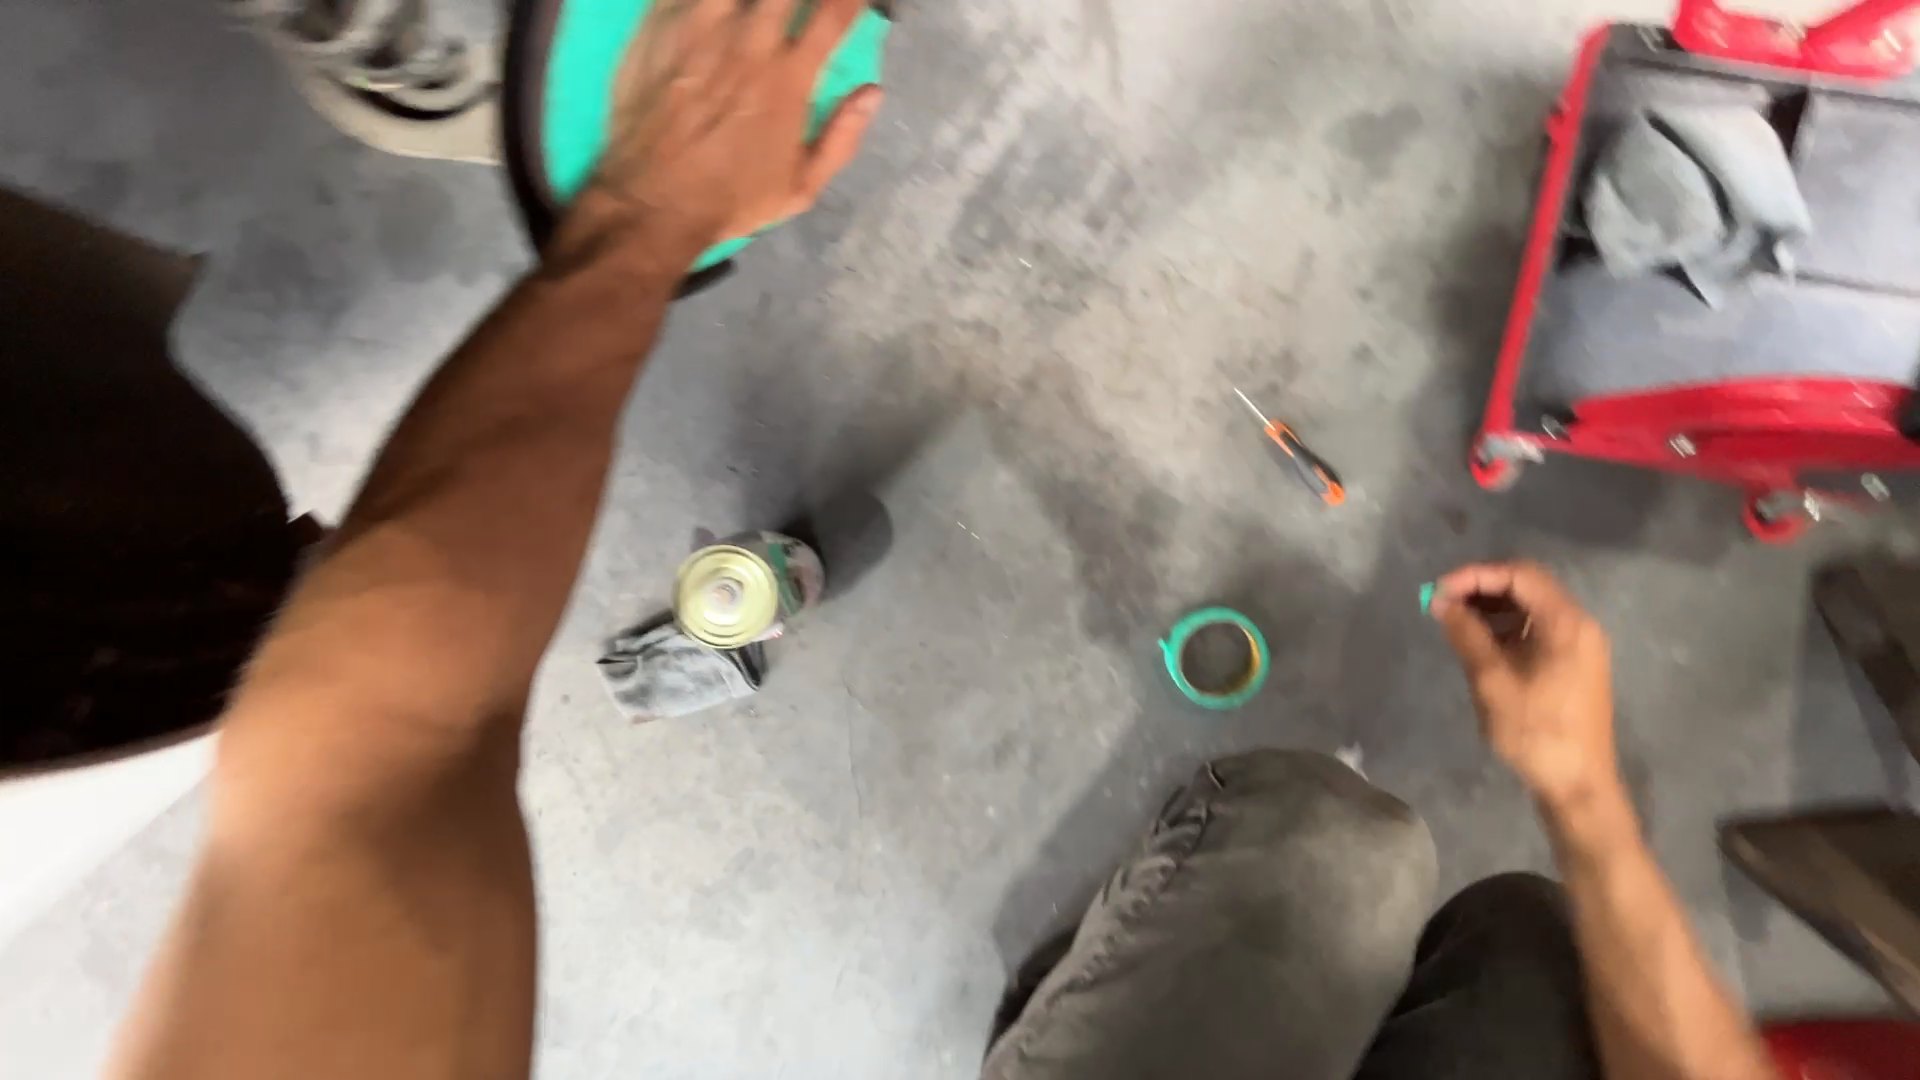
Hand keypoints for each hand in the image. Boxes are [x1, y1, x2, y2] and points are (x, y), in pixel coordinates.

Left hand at [575, 0, 882, 259]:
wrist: (659, 201)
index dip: (850, 0)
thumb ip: (841, 138)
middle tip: (804, 10)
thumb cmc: (735, 200)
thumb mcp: (802, 188)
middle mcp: (749, 42)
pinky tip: (720, 17)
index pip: (832, 16)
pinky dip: (712, 4)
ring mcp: (702, 29)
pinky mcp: (663, 29)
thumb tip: (873, 93)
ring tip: (761, 14)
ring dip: (756, 2)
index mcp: (789, 79)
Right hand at [1430, 561, 1618, 809]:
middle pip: (1526, 584)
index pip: (1519, 575)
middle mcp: (1577, 625)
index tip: (1438, 592)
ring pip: (1528, 605)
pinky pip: (1532, 626)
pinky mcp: (1569, 661)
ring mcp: (1576, 644)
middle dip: (1480, 587)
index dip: (1475, 575)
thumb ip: (1465, 633)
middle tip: (1441, 602)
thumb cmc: (1534, 729)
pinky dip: (1501, 624)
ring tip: (1452, 620)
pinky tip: (1475, 639)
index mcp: (1566, 624)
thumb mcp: (1490, 678)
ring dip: (1488, 605)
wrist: (1576, 782)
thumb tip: (1440, 601)